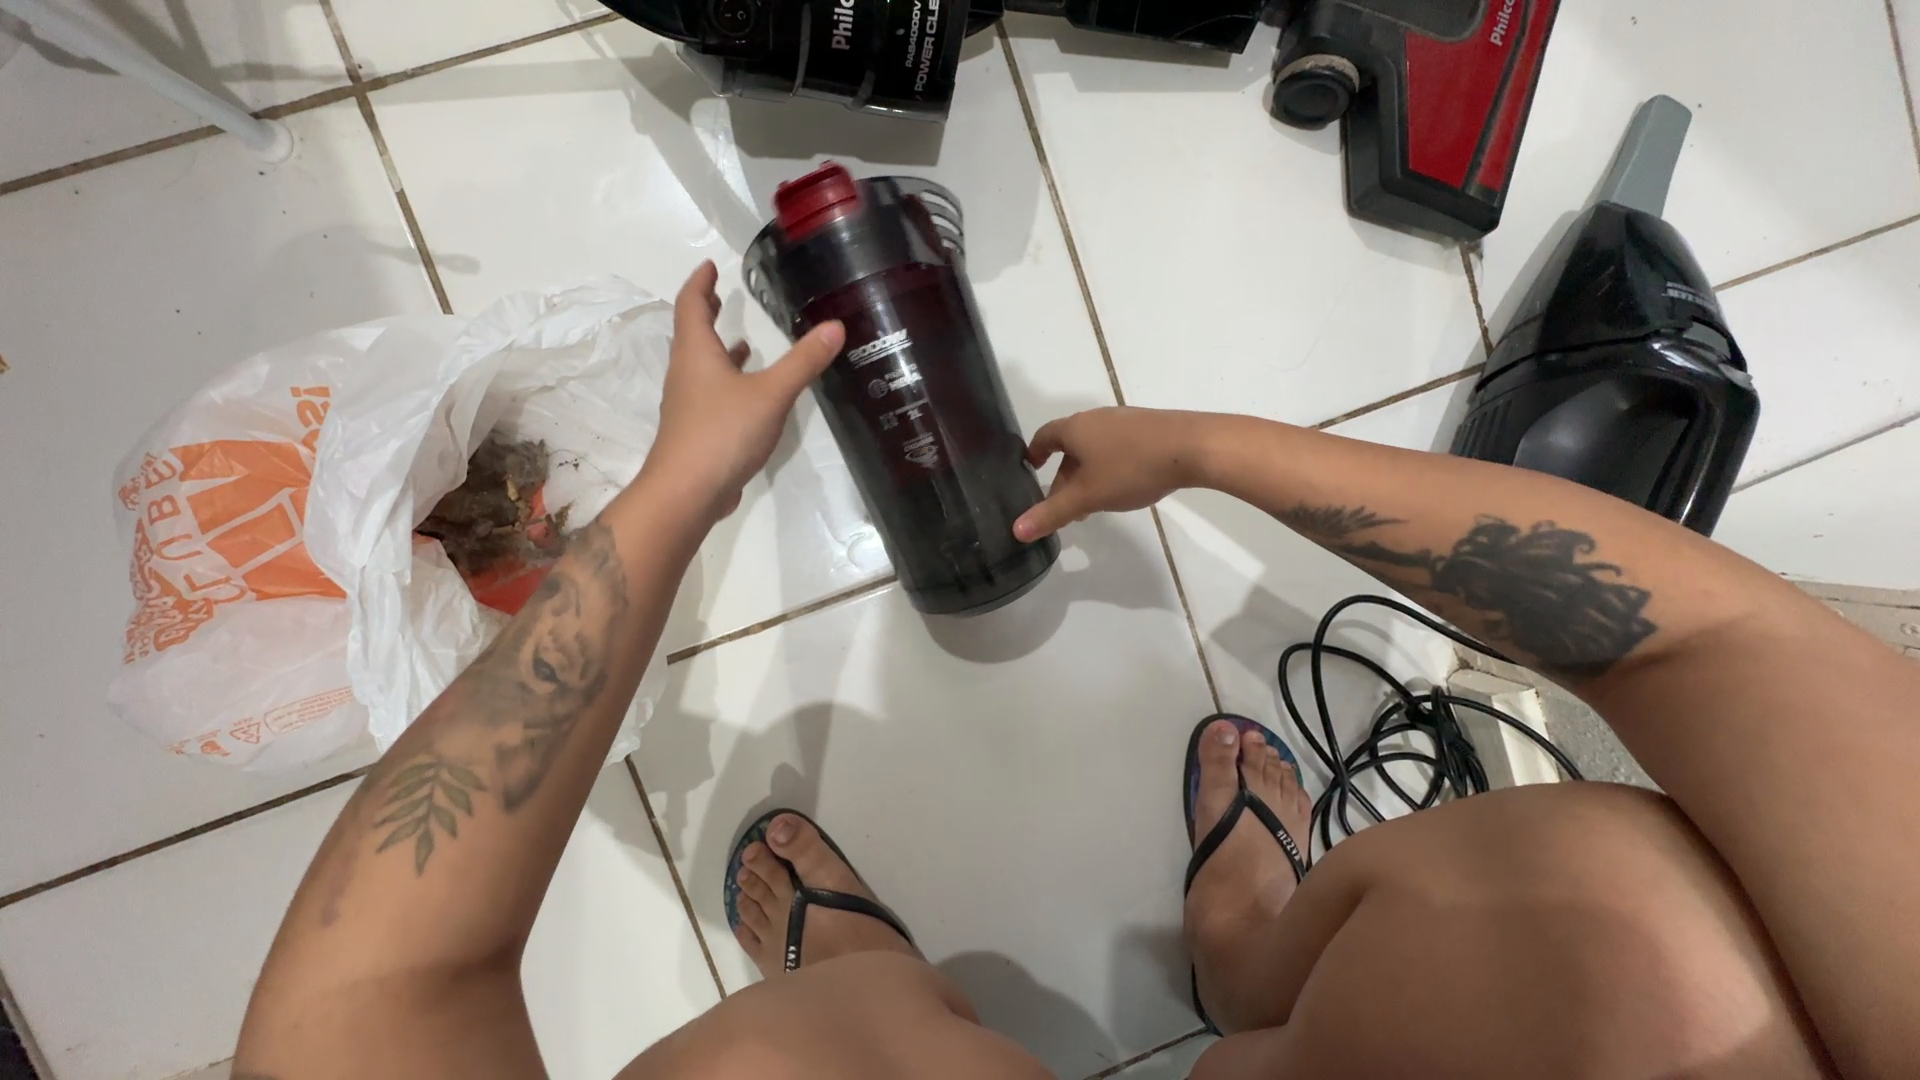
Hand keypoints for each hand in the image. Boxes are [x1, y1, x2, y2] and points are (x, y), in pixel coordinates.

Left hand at [643, 262, 844, 522]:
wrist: (687, 491)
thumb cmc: (723, 432)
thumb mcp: (771, 393)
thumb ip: (803, 361)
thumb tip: (834, 326)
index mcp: (697, 353)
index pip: (691, 305)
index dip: (700, 283)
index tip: (710, 266)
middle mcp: (686, 373)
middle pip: (691, 334)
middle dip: (707, 312)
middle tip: (721, 297)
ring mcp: (688, 405)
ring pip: (701, 367)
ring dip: (718, 350)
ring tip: (742, 342)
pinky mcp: (696, 431)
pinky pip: (710, 394)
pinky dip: (727, 383)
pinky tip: (747, 395)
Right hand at [1013, 407, 1210, 541]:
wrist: (1194, 447)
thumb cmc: (1131, 468)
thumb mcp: (1087, 496)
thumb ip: (1052, 513)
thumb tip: (1016, 530)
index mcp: (1076, 428)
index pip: (1044, 436)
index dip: (1034, 453)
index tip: (1030, 468)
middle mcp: (1097, 418)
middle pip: (1071, 446)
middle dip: (1064, 476)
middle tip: (1063, 505)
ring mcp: (1125, 422)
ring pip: (1095, 450)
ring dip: (1088, 475)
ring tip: (1092, 504)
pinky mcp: (1150, 430)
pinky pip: (1118, 449)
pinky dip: (1110, 469)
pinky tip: (1123, 489)